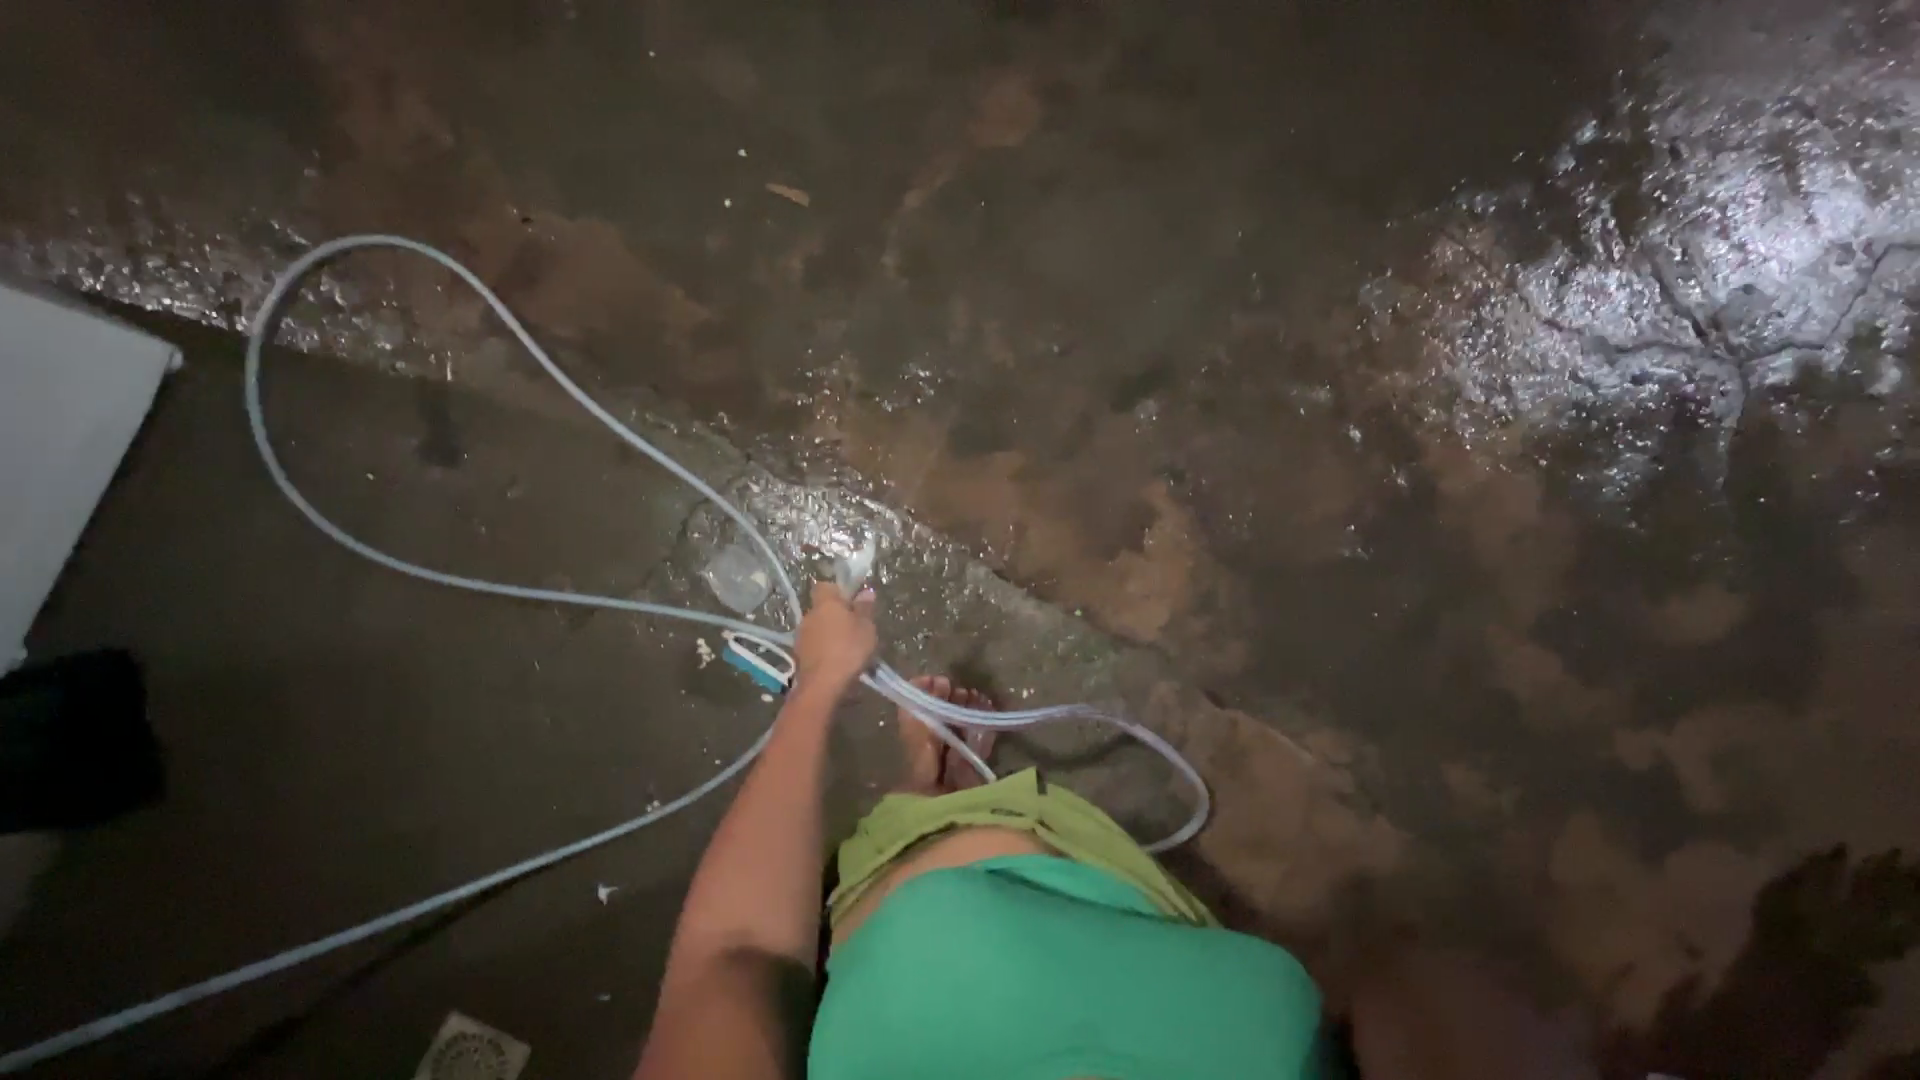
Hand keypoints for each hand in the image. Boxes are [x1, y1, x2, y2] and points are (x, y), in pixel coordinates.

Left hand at [794, 581, 875, 690]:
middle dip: (836, 615)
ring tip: (848, 647)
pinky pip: (814, 644)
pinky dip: (824, 648)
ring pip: (818, 627)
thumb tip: (865, 591)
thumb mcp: (866, 627)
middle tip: (855, 627)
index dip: (838, 591)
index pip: (825, 586)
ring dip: (830, 633)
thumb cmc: (849, 649)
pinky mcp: (799, 654)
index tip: (852, 602)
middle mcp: (809, 615)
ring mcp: (801, 635)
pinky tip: (837, 660)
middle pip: (822, 608)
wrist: (823, 684)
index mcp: (825, 603)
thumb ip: (865, 608)